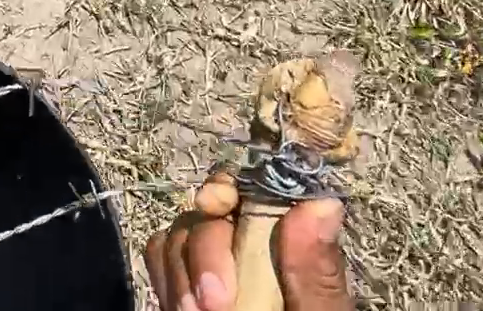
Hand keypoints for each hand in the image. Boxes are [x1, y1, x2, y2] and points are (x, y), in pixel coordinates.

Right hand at [143, 173, 352, 310]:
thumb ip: (317, 278)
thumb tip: (323, 202)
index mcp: (290, 250)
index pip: (252, 188)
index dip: (226, 185)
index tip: (215, 204)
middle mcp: (249, 250)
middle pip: (205, 214)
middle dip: (202, 252)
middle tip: (214, 307)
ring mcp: (215, 270)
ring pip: (175, 235)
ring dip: (178, 274)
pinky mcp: (185, 290)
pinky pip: (159, 263)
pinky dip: (165, 283)